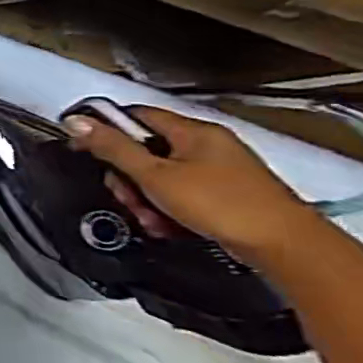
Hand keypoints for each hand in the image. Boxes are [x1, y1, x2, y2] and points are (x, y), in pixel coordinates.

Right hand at [64, 105, 325, 260]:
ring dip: (145, 197)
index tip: (84, 148)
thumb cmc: (220, 205)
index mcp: (193, 132)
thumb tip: (76, 121)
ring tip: (151, 218)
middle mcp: (207, 145)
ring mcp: (219, 170)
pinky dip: (167, 208)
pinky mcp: (225, 194)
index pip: (135, 115)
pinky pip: (180, 192)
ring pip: (160, 175)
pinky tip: (167, 225)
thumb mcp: (155, 175)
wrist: (286, 247)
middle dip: (127, 176)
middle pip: (145, 149)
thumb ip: (113, 148)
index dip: (105, 129)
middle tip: (126, 195)